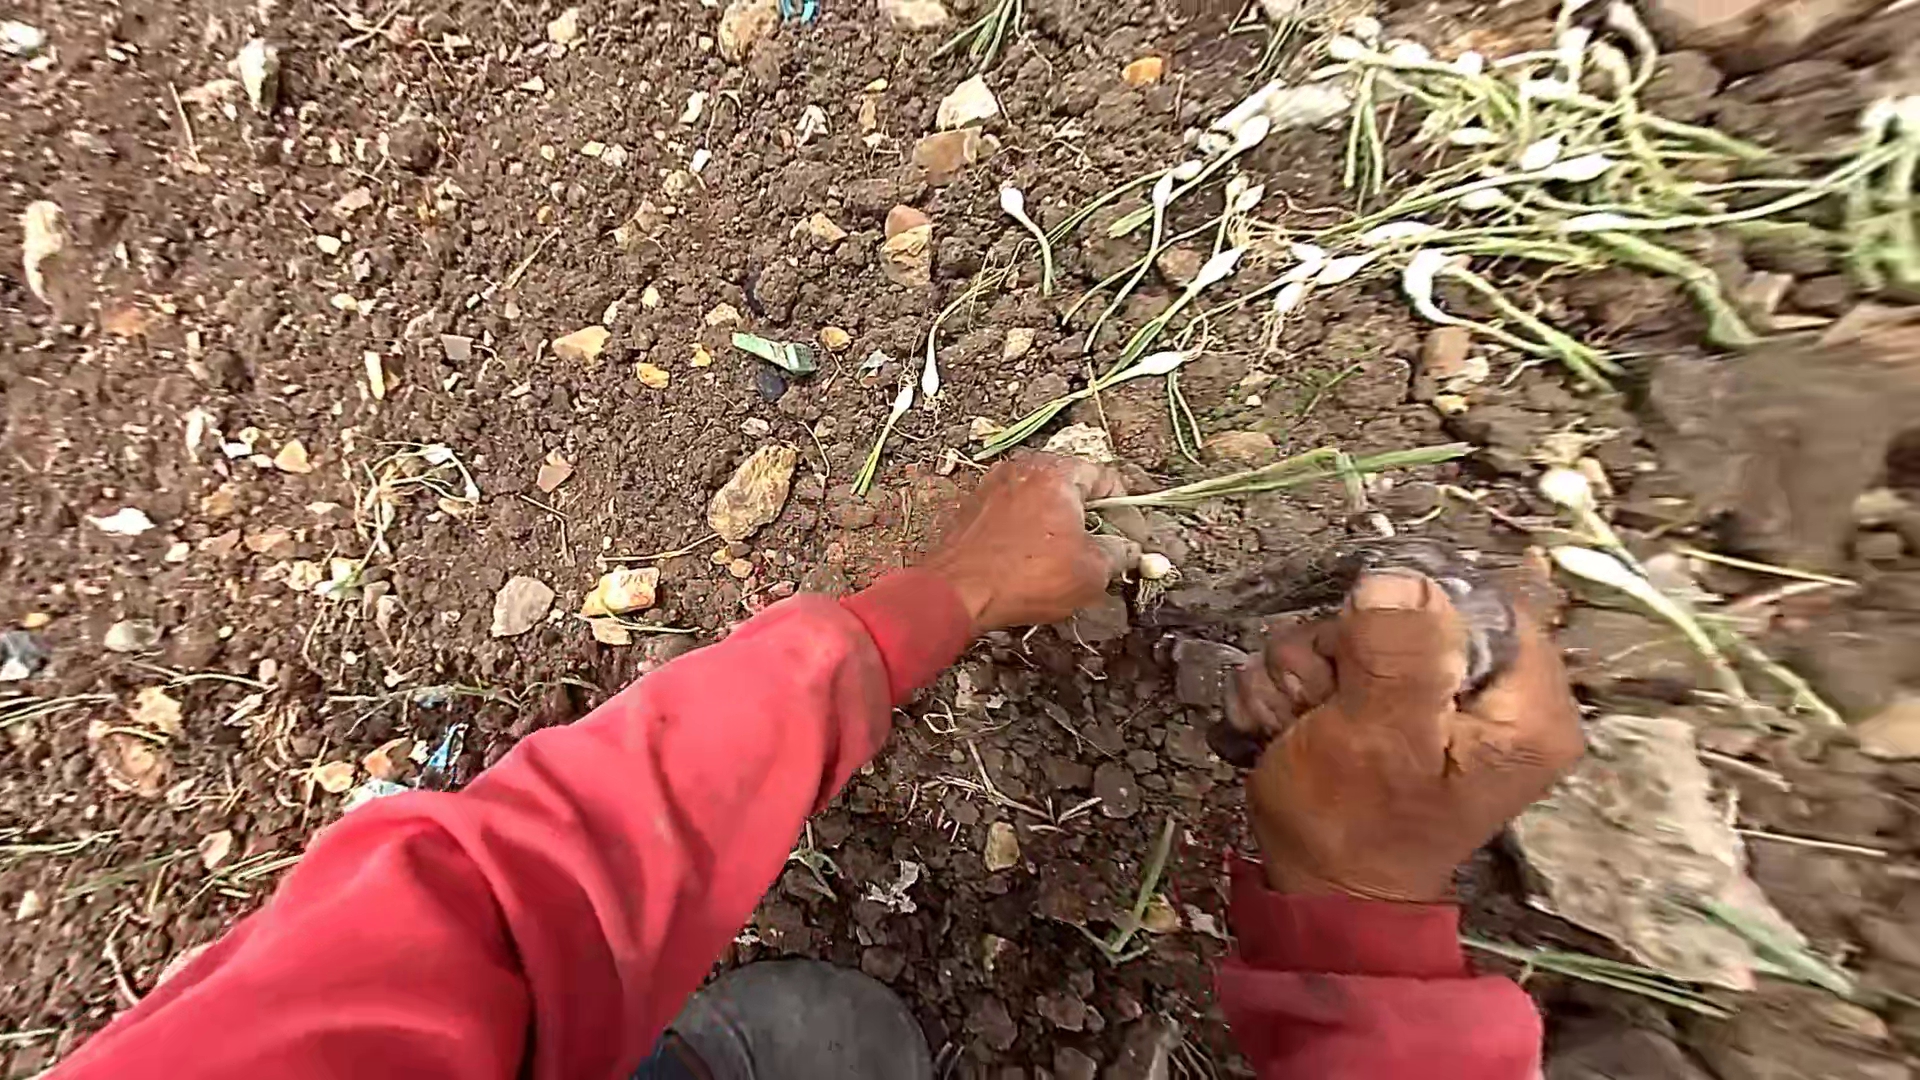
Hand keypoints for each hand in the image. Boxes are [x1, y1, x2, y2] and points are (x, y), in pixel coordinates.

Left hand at [920, 452, 1127, 633]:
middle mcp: (1021, 469)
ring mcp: (991, 486)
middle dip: (1091, 519)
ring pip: (1040, 502)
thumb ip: (1120, 553)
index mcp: (1055, 472)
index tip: (1134, 540)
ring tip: (1067, 561)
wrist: (955, 592)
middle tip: (1104, 551)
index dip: (1127, 512)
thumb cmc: (1028, 576)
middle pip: (1071, 488)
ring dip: (1058, 527)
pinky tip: (1031, 562)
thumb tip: (1127, 549)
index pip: (1106, 479)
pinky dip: (1029, 533)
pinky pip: (1013, 515)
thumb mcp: (1092, 571)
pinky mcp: (971, 509)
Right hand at [1229, 572, 1582, 901]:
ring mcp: (1404, 693)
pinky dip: (1285, 687)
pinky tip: (1287, 723)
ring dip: (1300, 672)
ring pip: (1333, 632)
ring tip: (1303, 722)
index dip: (1414, 607)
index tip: (1367, 646)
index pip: (1482, 602)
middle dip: (1337, 649)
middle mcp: (1466, 690)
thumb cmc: (1354, 822)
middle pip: (1390, 612)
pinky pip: (1305, 658)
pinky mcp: (1357, 699)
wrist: (1311, 877)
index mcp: (1517, 704)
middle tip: (1329, 701)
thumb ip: (1398, 657)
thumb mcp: (1381, 739)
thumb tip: (1398, 577)